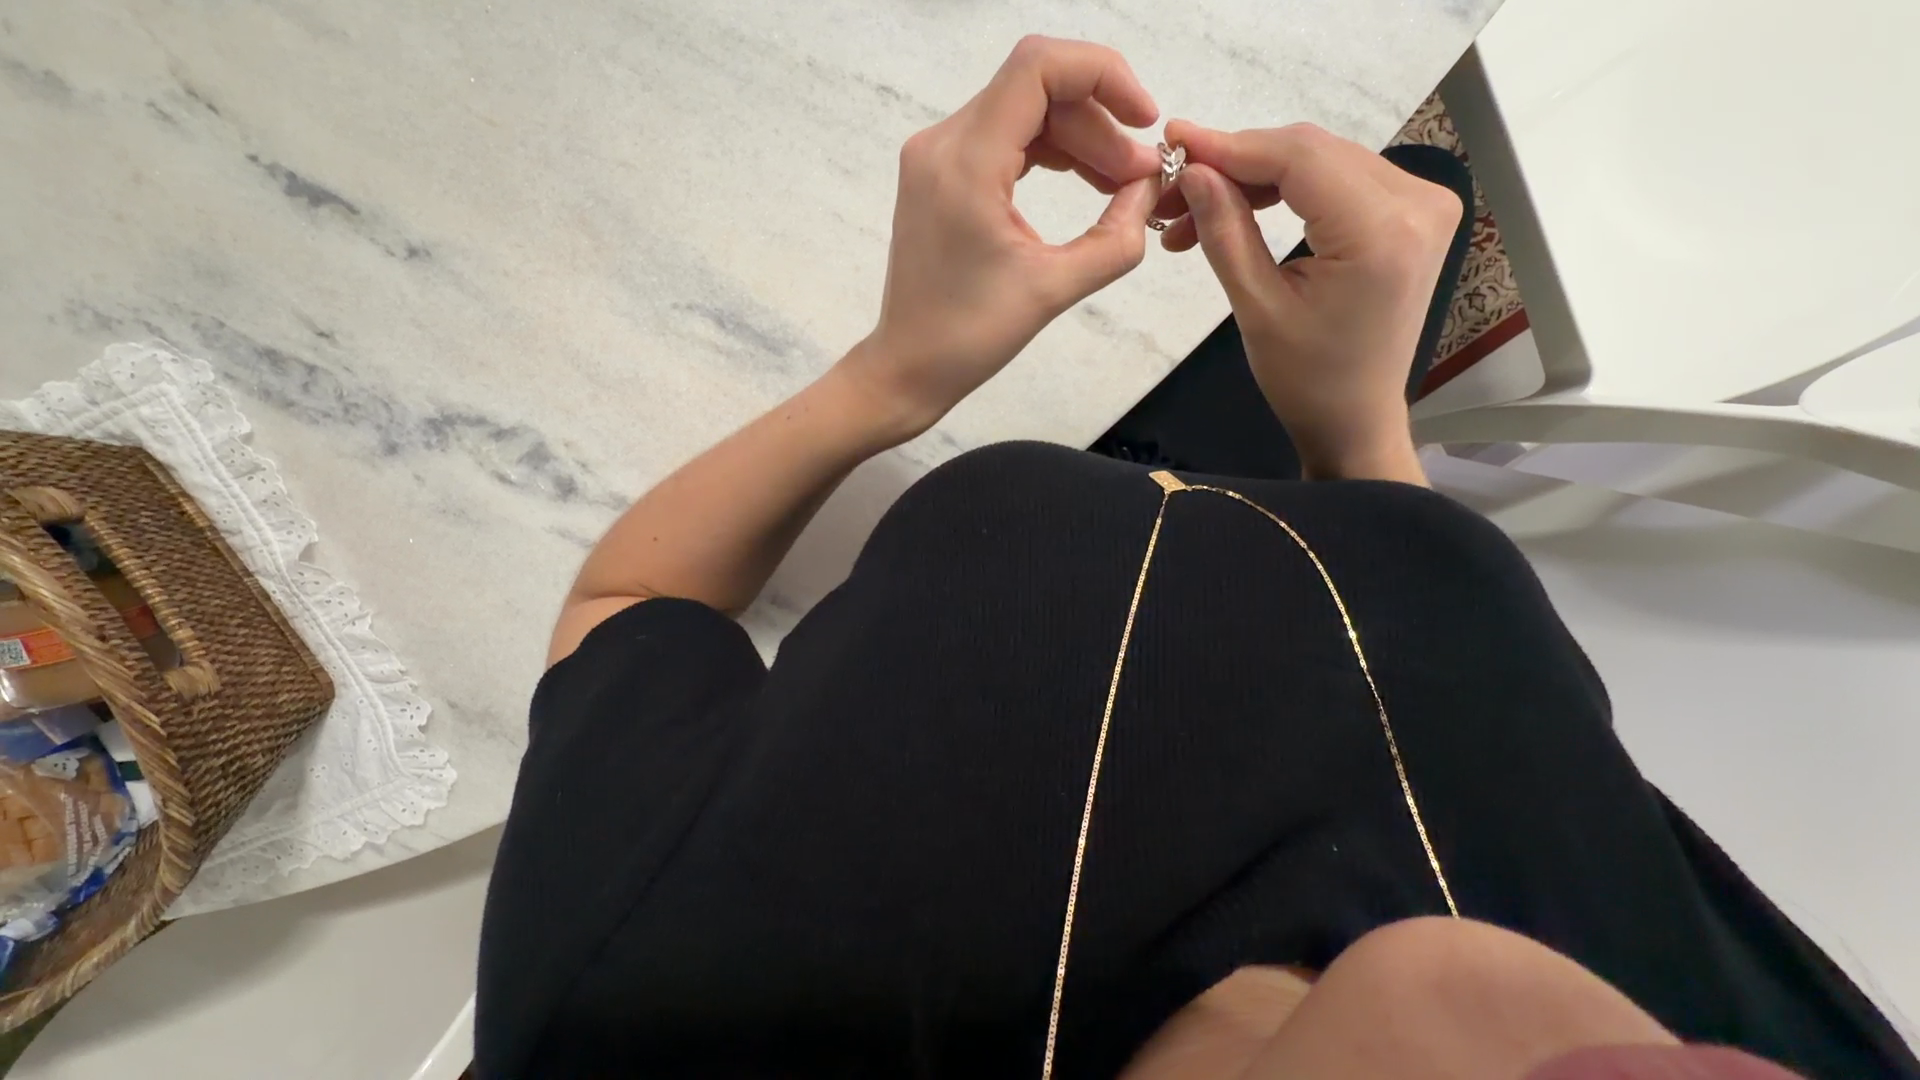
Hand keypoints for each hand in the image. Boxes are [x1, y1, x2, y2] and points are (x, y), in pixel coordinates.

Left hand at [840, 36, 1163, 434]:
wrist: (909, 366)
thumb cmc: (965, 338)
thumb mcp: (1053, 290)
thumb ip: (1116, 238)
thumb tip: (1148, 189)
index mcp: (965, 165)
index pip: (1038, 68)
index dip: (1104, 74)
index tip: (1144, 120)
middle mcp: (942, 145)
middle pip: (1037, 89)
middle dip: (1100, 123)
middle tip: (1137, 177)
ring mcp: (937, 157)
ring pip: (1025, 111)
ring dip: (1080, 138)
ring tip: (1119, 185)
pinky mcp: (942, 175)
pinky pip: (1006, 138)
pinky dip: (1051, 152)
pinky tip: (1085, 181)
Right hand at [1156, 121, 1462, 481]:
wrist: (1354, 417)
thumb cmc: (1304, 379)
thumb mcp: (1256, 308)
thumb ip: (1225, 230)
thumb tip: (1191, 169)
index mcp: (1382, 231)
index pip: (1299, 158)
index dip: (1230, 146)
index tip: (1173, 142)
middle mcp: (1417, 202)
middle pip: (1311, 152)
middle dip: (1236, 164)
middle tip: (1173, 192)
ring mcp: (1422, 203)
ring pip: (1321, 161)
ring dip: (1256, 177)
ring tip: (1194, 208)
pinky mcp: (1413, 212)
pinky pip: (1339, 179)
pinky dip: (1287, 188)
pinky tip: (1241, 205)